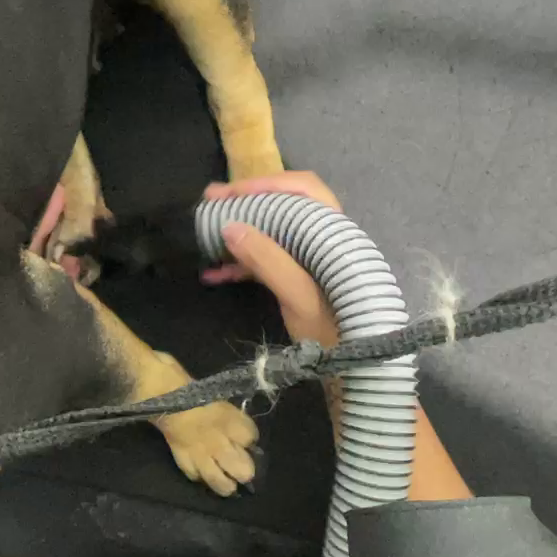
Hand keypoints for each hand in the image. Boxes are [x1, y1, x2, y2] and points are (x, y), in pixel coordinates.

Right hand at [201, 173, 342, 348]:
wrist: (352, 372)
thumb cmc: (332, 331)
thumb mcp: (298, 295)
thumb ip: (267, 259)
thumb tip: (230, 226)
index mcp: (333, 233)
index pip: (302, 190)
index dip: (264, 185)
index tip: (227, 192)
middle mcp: (324, 239)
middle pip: (284, 207)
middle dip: (246, 204)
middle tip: (210, 203)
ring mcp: (310, 261)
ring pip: (273, 234)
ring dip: (240, 233)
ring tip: (204, 234)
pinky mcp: (299, 281)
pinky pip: (269, 262)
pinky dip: (243, 264)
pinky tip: (213, 273)